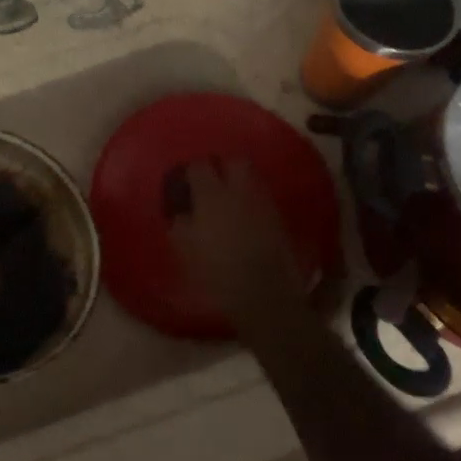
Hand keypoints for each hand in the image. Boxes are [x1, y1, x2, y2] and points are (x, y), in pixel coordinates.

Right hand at [166, 159, 304, 332]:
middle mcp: (239, 192)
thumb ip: (179, 223)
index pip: (199, 166)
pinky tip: (246, 219)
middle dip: (223, 167)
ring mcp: (263, 205)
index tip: (184, 184)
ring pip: (252, 180)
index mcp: (211, 195)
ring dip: (240, 184)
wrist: (263, 298)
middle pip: (234, 162)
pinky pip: (263, 201)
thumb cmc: (215, 273)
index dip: (190, 172)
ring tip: (229, 201)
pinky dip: (253, 203)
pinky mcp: (280, 221)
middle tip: (211, 184)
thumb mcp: (184, 250)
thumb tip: (181, 211)